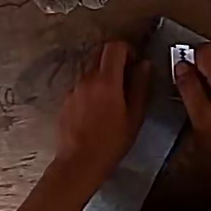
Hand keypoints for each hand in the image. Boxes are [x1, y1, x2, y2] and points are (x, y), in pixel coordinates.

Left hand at [53, 41, 149, 186]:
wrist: (78, 163)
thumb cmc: (111, 143)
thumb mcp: (134, 116)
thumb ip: (140, 86)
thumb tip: (144, 65)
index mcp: (107, 81)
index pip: (114, 47)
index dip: (127, 49)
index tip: (134, 62)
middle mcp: (87, 79)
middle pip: (101, 54)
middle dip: (115, 61)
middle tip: (127, 80)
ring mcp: (74, 88)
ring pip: (91, 71)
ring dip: (104, 77)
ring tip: (113, 101)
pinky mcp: (66, 99)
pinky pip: (82, 85)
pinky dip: (92, 90)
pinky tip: (97, 111)